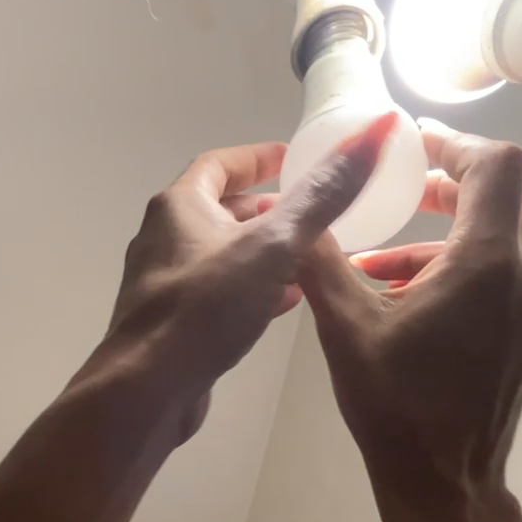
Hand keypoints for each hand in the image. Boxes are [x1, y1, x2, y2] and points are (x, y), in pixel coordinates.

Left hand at [84, 114, 399, 443]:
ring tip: (306, 259)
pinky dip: (249, 288)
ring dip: (261, 253)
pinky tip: (281, 303)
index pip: (221, 164)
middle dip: (265, 210)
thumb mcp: (272, 247)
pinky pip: (216, 294)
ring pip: (220, 256)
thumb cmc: (204, 310)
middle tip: (310, 214)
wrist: (147, 390)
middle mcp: (163, 240)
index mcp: (179, 207)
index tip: (292, 159)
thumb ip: (321, 197)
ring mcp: (164, 285)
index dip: (259, 158)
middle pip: (219, 211)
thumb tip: (374, 131)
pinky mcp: (172, 325)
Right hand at [299, 119, 521, 499]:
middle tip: (400, 193)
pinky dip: (462, 270)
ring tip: (382, 265)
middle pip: (505, 196)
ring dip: (448, 236)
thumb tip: (295, 216)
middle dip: (451, 187)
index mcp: (489, 262)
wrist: (442, 483)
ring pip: (504, 238)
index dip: (452, 142)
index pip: (494, 164)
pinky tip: (408, 303)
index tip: (411, 147)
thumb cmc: (394, 406)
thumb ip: (322, 261)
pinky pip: (504, 277)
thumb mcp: (346, 328)